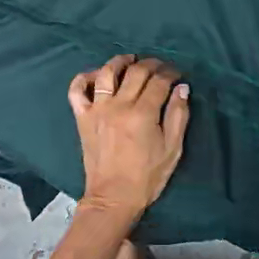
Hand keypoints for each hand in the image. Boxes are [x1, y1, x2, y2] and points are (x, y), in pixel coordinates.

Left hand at [67, 55, 189, 222]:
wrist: (113, 198)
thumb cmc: (148, 175)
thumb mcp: (173, 148)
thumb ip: (179, 115)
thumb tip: (182, 88)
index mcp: (143, 113)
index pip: (159, 81)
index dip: (171, 73)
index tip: (178, 74)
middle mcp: (119, 106)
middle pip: (136, 72)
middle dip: (152, 64)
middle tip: (161, 66)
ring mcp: (97, 110)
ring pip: (106, 73)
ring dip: (120, 61)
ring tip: (131, 60)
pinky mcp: (82, 118)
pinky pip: (76, 91)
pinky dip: (84, 78)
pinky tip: (96, 75)